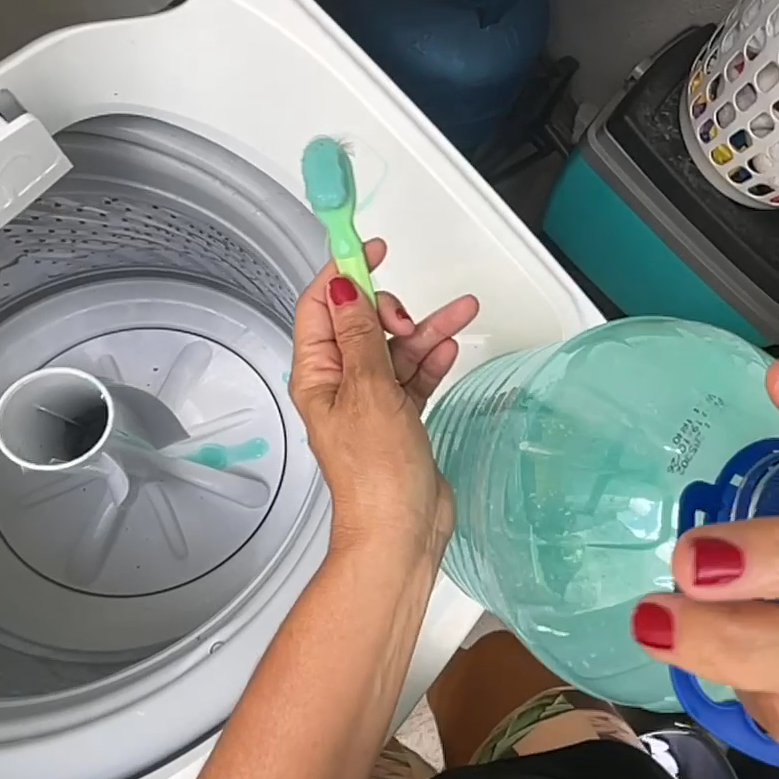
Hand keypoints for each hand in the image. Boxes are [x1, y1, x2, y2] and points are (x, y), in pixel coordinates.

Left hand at [289, 238, 479, 562]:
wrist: (402, 529)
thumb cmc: (375, 473)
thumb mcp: (368, 391)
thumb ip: (361, 336)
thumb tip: (346, 290)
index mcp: (318, 374)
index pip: (321, 307)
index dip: (343, 272)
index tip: (369, 249)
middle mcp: (342, 384)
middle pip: (363, 323)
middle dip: (391, 308)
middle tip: (408, 318)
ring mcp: (374, 400)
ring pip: (398, 347)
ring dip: (426, 329)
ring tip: (461, 312)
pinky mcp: (401, 416)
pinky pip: (416, 374)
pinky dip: (432, 359)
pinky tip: (450, 346)